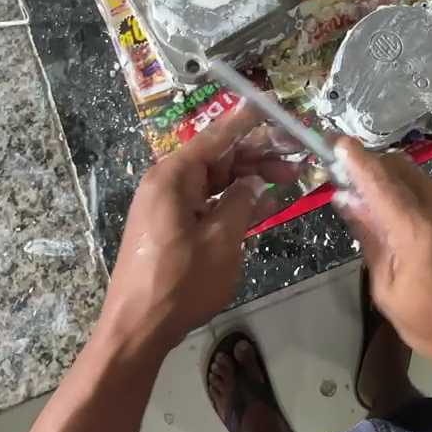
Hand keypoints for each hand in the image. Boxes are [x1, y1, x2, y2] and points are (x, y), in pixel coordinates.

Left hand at [99, 104, 298, 359]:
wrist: (136, 328)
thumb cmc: (179, 282)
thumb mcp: (221, 241)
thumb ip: (241, 203)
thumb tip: (253, 181)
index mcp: (173, 177)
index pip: (215, 137)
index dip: (246, 120)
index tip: (269, 103)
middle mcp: (167, 184)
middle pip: (218, 159)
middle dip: (257, 157)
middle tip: (295, 158)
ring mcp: (167, 206)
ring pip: (215, 182)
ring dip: (249, 181)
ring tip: (289, 180)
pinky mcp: (170, 226)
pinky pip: (206, 204)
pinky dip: (232, 204)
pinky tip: (263, 206)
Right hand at [332, 140, 431, 374]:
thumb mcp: (389, 292)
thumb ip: (370, 240)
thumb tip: (347, 202)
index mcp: (418, 231)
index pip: (379, 180)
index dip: (355, 158)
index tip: (336, 142)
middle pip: (402, 168)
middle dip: (374, 166)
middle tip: (351, 180)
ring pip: (422, 181)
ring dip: (396, 184)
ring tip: (379, 209)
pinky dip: (418, 201)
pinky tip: (412, 228)